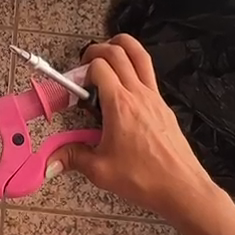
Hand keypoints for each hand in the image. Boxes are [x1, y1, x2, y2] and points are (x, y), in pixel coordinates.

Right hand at [54, 35, 223, 227]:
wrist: (182, 188)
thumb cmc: (145, 178)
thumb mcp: (101, 171)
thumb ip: (73, 158)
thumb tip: (52, 160)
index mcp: (120, 104)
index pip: (99, 66)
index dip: (83, 69)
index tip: (76, 85)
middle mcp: (138, 94)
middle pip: (119, 51)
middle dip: (98, 49)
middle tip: (86, 62)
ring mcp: (154, 97)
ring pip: (140, 55)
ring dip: (122, 46)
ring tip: (108, 53)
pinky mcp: (164, 106)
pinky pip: (149, 73)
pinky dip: (135, 67)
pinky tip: (126, 87)